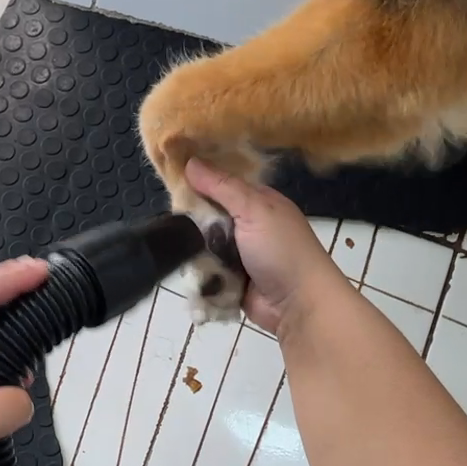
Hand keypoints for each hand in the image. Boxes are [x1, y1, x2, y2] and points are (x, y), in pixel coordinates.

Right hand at [186, 159, 339, 332]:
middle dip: (191, 220)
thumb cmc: (281, 250)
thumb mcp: (254, 209)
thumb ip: (221, 187)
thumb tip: (190, 162)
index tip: (170, 177)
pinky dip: (198, 273)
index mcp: (257, 202)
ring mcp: (236, 254)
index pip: (221, 183)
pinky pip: (203, 271)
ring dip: (193, 250)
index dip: (197, 180)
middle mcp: (246, 225)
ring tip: (179, 250)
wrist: (297, 303)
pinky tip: (188, 271)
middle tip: (171, 221)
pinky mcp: (227, 279)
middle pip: (206, 216)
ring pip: (201, 245)